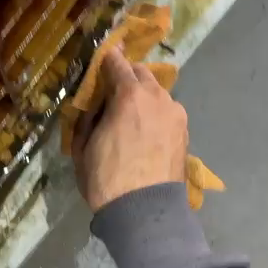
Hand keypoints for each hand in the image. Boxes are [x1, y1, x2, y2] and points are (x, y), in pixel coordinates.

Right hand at [71, 49, 189, 211]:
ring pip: (158, 93)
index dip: (108, 60)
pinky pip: (167, 113)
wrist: (143, 210)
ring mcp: (175, 114)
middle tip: (115, 90)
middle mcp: (157, 97)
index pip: (117, 64)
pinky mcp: (185, 132)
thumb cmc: (106, 180)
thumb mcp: (83, 149)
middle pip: (142, 74)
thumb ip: (87, 120)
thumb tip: (93, 108)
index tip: (103, 57)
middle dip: (128, 77)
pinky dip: (156, 114)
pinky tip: (146, 130)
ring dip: (144, 96)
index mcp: (129, 95)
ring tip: (132, 114)